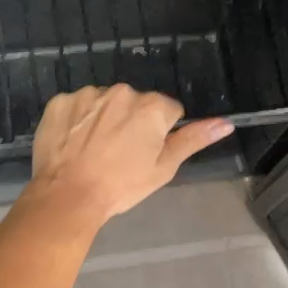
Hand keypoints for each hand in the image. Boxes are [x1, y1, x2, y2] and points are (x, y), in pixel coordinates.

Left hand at [23, 85, 234, 223]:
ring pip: (105, 103)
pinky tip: (74, 143)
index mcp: (152, 106)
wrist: (68, 195)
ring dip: (104, 119)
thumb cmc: (122, 185)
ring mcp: (89, 94)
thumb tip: (226, 123)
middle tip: (119, 154)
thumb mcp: (164, 167)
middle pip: (135, 104)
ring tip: (95, 150)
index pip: (168, 111)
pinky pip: (77, 106)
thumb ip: (193, 139)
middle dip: (131, 122)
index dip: (159, 133)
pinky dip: (77, 120)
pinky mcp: (61, 101)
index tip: (144, 153)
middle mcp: (122, 92)